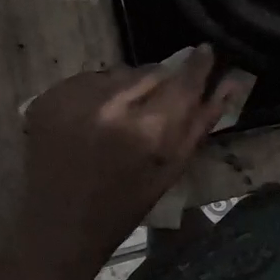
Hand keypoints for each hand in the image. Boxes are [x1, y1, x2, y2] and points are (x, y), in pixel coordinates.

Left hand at [21, 47, 245, 264]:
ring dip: (127, 87)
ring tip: (122, 116)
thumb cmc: (125, 205)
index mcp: (146, 130)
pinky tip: (94, 120)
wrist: (57, 228)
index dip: (198, 64)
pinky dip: (97, 93)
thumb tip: (231, 79)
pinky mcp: (48, 98)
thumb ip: (202, 120)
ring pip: (119, 72)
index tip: (205, 51)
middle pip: (151, 72)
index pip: (183, 79)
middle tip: (154, 107)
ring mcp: (74, 99)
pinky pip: (88, 79)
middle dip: (160, 83)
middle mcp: (110, 105)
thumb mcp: (172, 168)